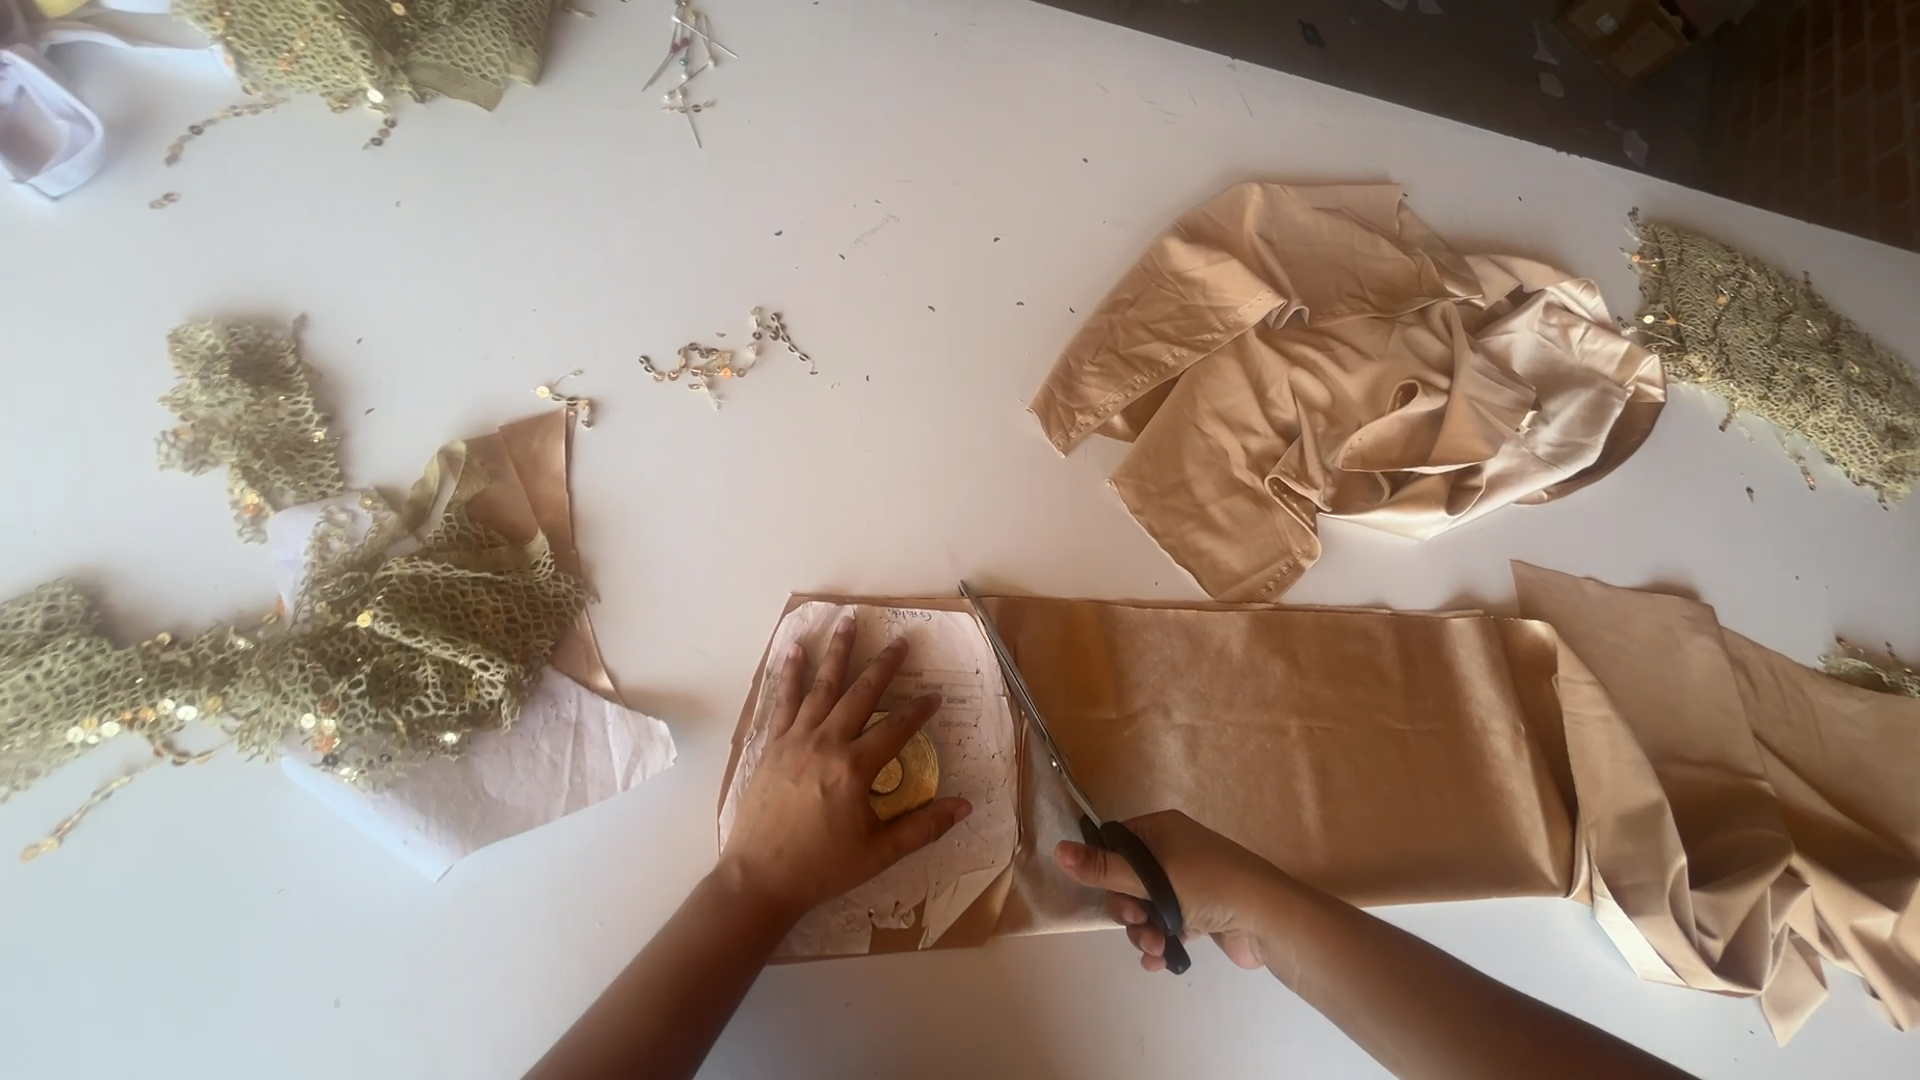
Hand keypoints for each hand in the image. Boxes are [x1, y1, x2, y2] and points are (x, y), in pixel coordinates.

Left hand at [720, 616, 972, 922]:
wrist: (758, 880)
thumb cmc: (822, 868)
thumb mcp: (880, 853)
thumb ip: (923, 826)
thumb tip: (964, 806)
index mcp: (855, 769)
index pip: (896, 729)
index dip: (919, 711)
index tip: (935, 697)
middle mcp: (826, 744)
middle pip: (861, 695)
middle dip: (884, 666)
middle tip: (901, 642)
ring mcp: (795, 740)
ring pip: (822, 687)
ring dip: (837, 652)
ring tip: (847, 621)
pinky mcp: (772, 745)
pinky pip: (783, 701)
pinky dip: (790, 673)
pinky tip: (795, 649)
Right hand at [1054, 809, 1275, 972]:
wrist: (1270, 920)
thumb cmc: (1209, 884)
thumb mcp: (1152, 876)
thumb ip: (1104, 869)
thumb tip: (1058, 849)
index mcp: (1161, 830)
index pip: (1117, 844)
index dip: (1105, 871)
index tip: (1108, 893)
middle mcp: (1173, 852)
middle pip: (1128, 881)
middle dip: (1128, 908)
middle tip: (1137, 923)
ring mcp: (1188, 884)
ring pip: (1147, 908)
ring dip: (1144, 930)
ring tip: (1157, 946)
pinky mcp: (1200, 914)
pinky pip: (1167, 925)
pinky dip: (1161, 942)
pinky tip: (1161, 960)